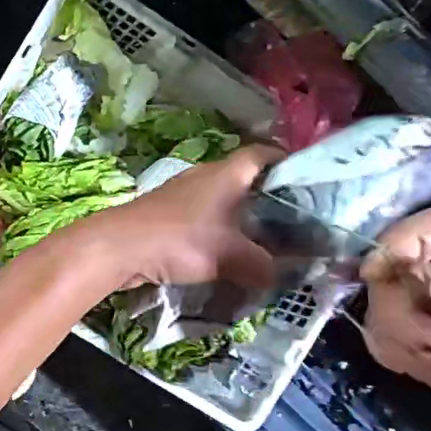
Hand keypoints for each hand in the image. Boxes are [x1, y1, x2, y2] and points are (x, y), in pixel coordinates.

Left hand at [73, 145, 281, 289]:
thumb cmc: (179, 241)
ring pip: (221, 201)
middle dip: (271, 199)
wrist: (114, 248)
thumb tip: (283, 276)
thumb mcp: (234, 257)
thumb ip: (267, 266)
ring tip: (268, 242)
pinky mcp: (161, 215)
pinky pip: (200, 218)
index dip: (292, 163)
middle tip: (300, 222)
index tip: (316, 184)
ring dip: (241, 218)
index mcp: (226, 173)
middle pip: (245, 180)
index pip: (265, 154)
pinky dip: (216, 231)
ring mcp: (179, 195)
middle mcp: (202, 176)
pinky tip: (227, 253)